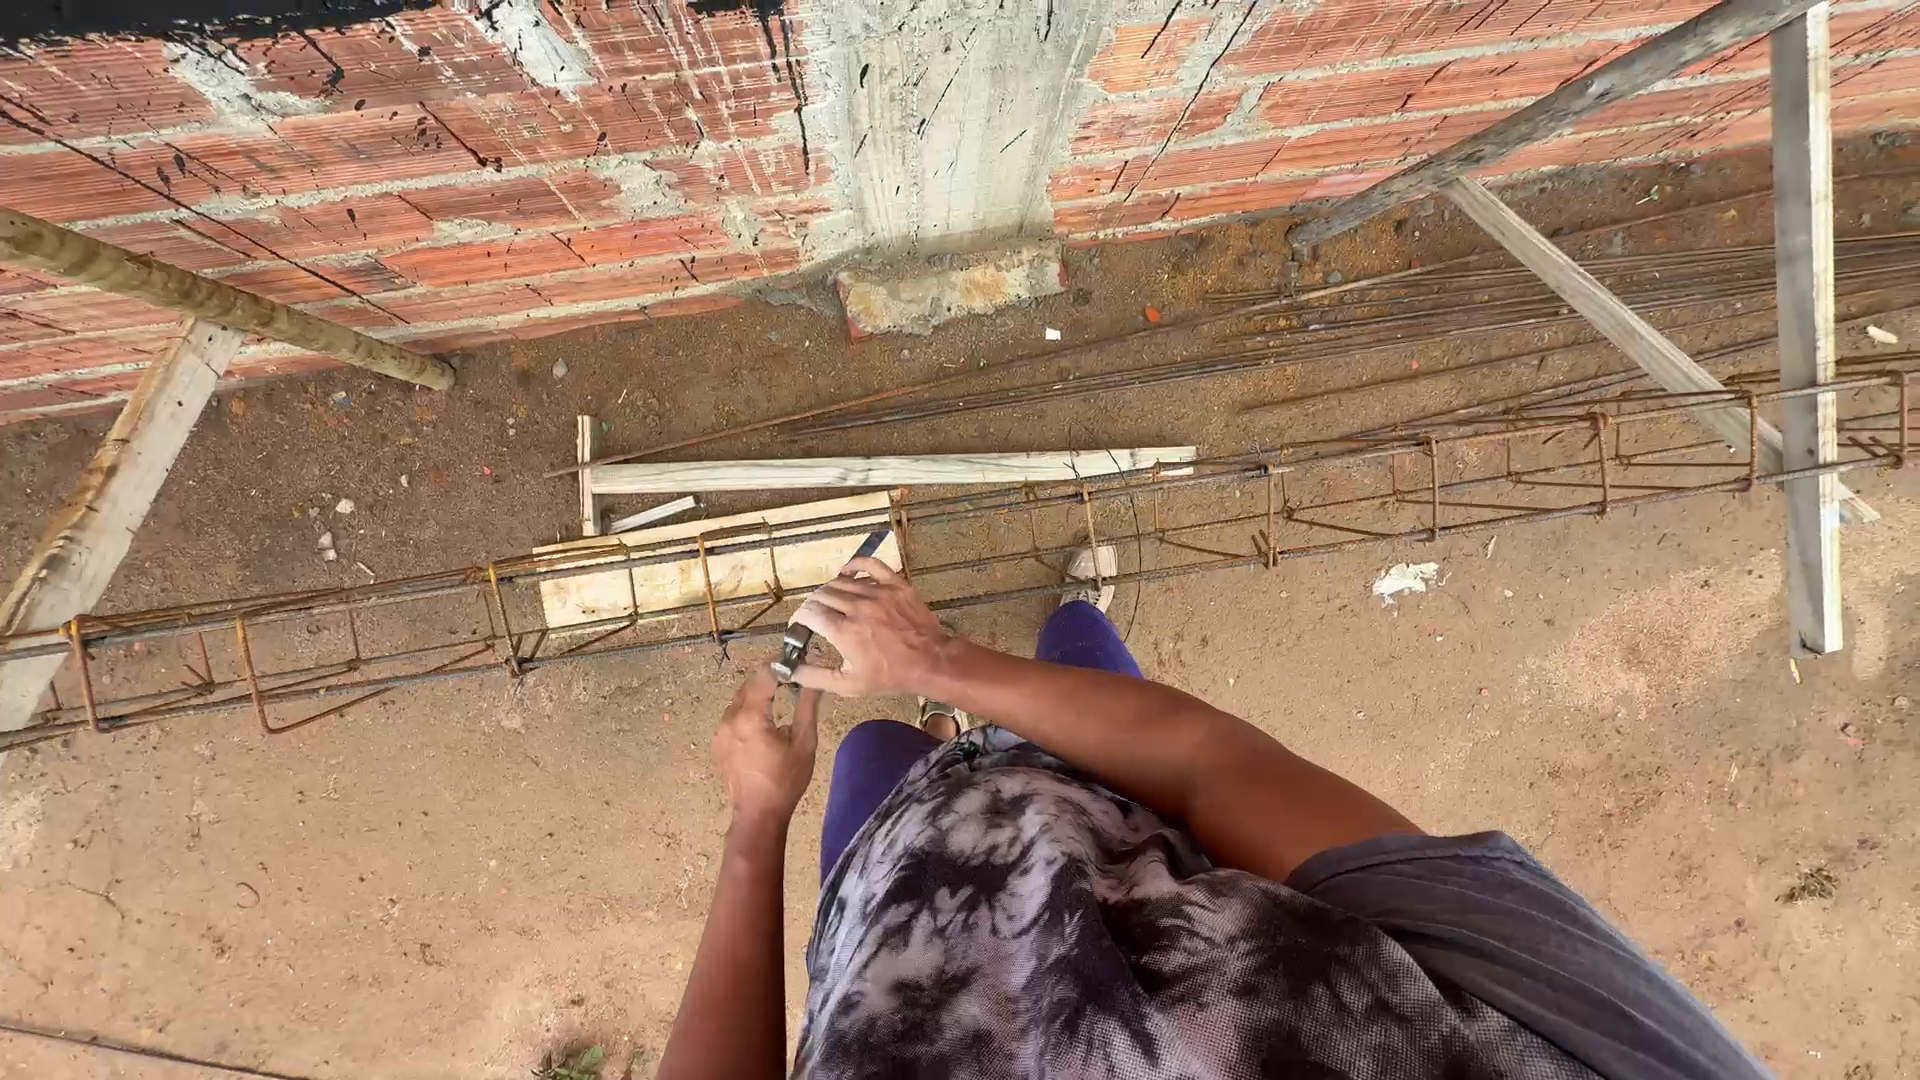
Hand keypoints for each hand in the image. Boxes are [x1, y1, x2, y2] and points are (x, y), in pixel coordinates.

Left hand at [711, 665, 820, 828]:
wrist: (757, 815)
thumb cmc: (785, 780)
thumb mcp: (804, 742)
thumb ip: (807, 706)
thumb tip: (814, 680)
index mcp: (751, 716)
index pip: (763, 675)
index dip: (780, 663)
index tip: (796, 658)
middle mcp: (730, 719)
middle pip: (749, 684)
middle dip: (769, 675)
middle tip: (792, 673)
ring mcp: (720, 732)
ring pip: (739, 699)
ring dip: (758, 692)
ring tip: (780, 693)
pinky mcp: (718, 743)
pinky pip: (732, 716)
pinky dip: (747, 709)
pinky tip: (764, 718)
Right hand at [789, 557, 953, 696]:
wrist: (930, 662)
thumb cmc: (890, 676)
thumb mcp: (849, 685)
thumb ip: (815, 677)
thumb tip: (790, 669)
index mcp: (844, 632)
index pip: (809, 613)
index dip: (799, 618)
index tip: (800, 625)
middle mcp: (858, 608)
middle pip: (821, 595)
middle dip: (812, 606)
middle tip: (815, 617)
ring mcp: (878, 593)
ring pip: (841, 582)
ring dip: (829, 591)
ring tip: (831, 603)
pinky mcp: (895, 585)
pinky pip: (870, 565)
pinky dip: (854, 566)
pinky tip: (847, 573)